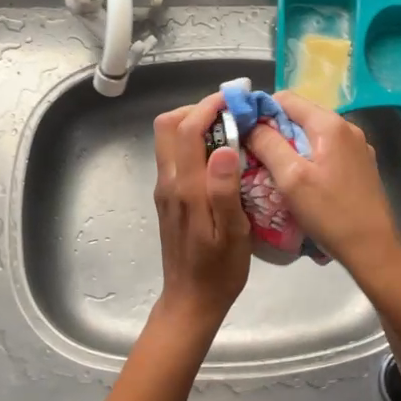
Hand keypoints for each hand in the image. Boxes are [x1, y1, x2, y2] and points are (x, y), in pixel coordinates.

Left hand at [151, 92, 250, 328]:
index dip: (208, 106)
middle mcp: (168, 183)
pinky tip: (221, 156)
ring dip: (194, 124)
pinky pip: (175, 157)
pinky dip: (194, 143)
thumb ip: (225, 190)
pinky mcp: (169, 199)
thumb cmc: (219, 271)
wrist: (191, 301)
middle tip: (230, 113)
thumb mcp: (233, 234)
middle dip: (196, 109)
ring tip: (229, 129)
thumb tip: (225, 147)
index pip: (187, 129)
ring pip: (168, 140)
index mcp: (185, 189)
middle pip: (167, 126)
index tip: (235, 99)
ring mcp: (165, 190)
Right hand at [243, 90, 400, 267]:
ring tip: (272, 169)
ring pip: (313, 135)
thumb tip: (251, 123)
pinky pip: (326, 151)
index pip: (286, 99)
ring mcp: (357, 147)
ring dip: (290, 146)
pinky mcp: (360, 166)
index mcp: (330, 124)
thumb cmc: (330, 213)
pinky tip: (299, 180)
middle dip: (275, 130)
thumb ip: (268, 145)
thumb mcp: (291, 178)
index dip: (261, 111)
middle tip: (253, 154)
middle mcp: (347, 128)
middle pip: (301, 115)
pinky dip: (308, 158)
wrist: (372, 248)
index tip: (243, 131)